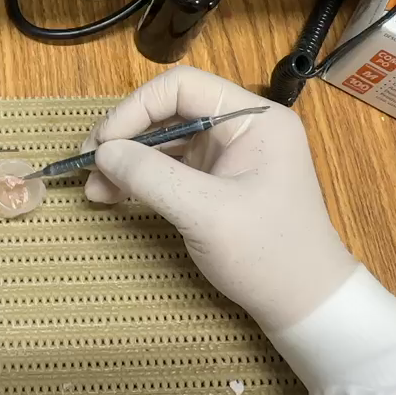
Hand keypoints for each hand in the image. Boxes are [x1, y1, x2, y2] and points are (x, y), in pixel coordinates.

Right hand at [83, 67, 357, 330]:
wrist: (305, 307)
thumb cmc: (268, 254)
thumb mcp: (206, 213)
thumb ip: (151, 177)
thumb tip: (102, 152)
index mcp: (253, 119)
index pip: (181, 87)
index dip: (135, 109)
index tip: (104, 143)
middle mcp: (240, 127)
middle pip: (167, 112)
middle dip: (125, 137)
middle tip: (89, 164)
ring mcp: (226, 154)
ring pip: (162, 140)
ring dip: (125, 161)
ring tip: (94, 188)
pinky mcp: (213, 181)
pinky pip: (167, 166)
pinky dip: (137, 179)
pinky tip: (111, 194)